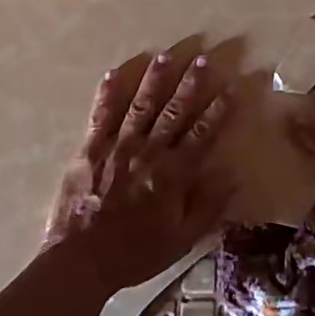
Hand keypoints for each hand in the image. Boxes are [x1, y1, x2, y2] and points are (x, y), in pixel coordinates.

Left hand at [45, 50, 236, 294]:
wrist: (81, 261)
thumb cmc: (135, 253)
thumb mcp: (182, 239)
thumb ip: (208, 205)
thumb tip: (234, 175)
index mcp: (173, 173)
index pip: (202, 133)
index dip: (220, 109)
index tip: (233, 86)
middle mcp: (148, 152)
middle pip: (174, 111)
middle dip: (190, 83)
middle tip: (202, 58)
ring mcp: (117, 146)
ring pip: (140, 105)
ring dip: (154, 79)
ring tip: (165, 55)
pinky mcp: (90, 148)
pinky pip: (100, 115)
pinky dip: (107, 94)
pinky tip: (114, 73)